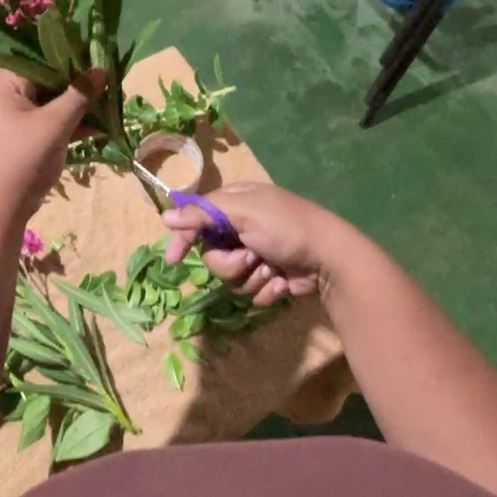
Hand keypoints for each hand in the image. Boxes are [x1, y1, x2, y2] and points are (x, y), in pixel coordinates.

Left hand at [0, 68, 100, 208]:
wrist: (5, 205)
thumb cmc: (25, 156)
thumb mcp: (56, 123)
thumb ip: (80, 94)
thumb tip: (103, 69)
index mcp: (4, 85)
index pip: (38, 59)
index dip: (68, 57)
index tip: (97, 56)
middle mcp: (8, 97)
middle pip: (48, 80)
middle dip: (79, 83)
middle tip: (109, 79)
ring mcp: (18, 119)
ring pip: (54, 102)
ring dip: (81, 104)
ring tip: (112, 100)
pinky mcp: (30, 137)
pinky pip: (54, 121)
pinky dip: (74, 122)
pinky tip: (102, 124)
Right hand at [161, 183, 340, 305]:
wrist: (331, 258)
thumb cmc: (287, 227)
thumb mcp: (244, 213)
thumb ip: (204, 214)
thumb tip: (166, 218)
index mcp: (236, 204)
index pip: (197, 219)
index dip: (183, 238)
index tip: (173, 258)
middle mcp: (243, 228)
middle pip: (212, 255)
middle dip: (230, 263)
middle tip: (251, 257)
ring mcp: (256, 254)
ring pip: (230, 278)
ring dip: (251, 278)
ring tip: (272, 269)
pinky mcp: (269, 277)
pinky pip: (251, 292)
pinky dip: (266, 289)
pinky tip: (282, 281)